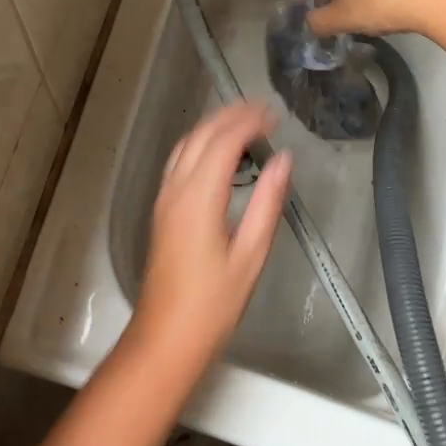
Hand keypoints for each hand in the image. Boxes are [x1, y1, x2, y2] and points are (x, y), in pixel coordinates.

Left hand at [128, 103, 290, 370]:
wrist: (166, 336)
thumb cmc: (213, 303)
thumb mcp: (250, 256)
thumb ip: (266, 204)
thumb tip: (283, 161)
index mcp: (198, 198)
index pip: (224, 142)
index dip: (249, 122)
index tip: (275, 114)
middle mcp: (176, 189)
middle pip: (201, 135)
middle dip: (231, 115)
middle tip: (263, 109)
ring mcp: (164, 198)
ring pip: (186, 144)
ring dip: (213, 125)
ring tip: (244, 120)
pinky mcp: (161, 209)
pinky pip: (179, 160)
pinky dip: (200, 143)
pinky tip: (218, 150)